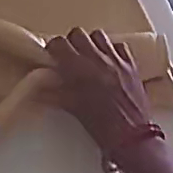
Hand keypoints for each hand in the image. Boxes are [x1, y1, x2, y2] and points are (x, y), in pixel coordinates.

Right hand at [45, 28, 154, 155]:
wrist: (132, 138)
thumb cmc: (100, 126)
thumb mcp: (73, 108)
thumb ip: (55, 93)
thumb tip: (40, 86)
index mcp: (79, 68)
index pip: (60, 43)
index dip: (54, 47)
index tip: (53, 54)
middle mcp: (97, 58)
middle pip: (78, 33)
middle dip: (72, 42)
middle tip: (71, 55)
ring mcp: (116, 59)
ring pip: (99, 35)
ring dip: (92, 43)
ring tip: (91, 56)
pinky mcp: (131, 64)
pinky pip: (120, 46)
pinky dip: (113, 50)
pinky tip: (111, 61)